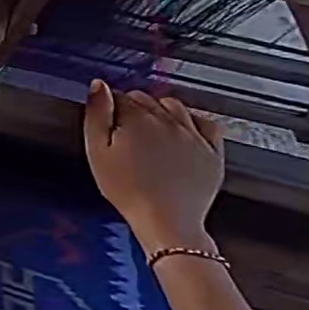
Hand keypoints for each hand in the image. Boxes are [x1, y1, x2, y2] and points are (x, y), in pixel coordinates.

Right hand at [84, 81, 224, 251]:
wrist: (166, 224)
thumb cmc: (128, 191)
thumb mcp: (97, 152)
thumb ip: (96, 114)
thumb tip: (99, 85)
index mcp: (137, 118)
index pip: (120, 96)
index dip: (110, 106)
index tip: (108, 120)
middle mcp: (167, 120)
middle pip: (146, 98)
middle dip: (133, 108)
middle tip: (126, 130)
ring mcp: (192, 135)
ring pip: (173, 105)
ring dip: (160, 110)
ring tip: (151, 129)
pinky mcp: (211, 152)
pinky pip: (207, 123)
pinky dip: (194, 122)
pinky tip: (183, 131)